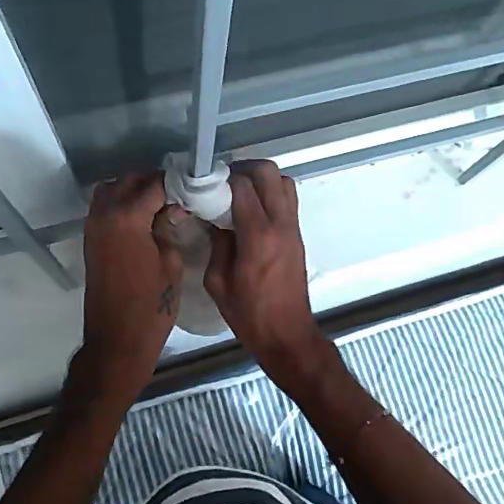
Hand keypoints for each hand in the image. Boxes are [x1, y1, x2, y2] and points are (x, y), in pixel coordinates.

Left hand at [75, 172, 183, 401]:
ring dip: (135, 191)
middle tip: (180, 195)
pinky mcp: (91, 240)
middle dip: (154, 183)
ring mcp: (93, 227)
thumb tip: (173, 207)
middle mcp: (105, 214)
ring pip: (113, 191)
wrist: (117, 339)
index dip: (176, 183)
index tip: (195, 186)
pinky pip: (105, 208)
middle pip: (130, 182)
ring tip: (162, 205)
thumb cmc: (151, 306)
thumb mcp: (171, 263)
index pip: (154, 184)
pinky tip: (145, 218)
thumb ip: (168, 227)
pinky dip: (123, 205)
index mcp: (127, 218)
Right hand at [204, 161, 335, 385]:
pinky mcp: (298, 236)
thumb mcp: (217, 281)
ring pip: (284, 181)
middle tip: (224, 183)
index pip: (242, 185)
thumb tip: (215, 219)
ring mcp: (293, 228)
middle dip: (244, 169)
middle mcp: (280, 224)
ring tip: (239, 193)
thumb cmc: (248, 314)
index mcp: (258, 235)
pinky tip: (251, 210)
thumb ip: (216, 243)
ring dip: (261, 180)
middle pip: (268, 172)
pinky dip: (271, 194)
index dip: (221, 179)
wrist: (287, 334)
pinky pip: (288, 200)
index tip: (206, 185)